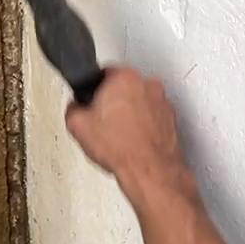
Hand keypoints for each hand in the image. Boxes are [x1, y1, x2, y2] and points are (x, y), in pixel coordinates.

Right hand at [64, 66, 195, 200]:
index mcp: (124, 77)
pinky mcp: (171, 119)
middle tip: (102, 121)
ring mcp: (162, 102)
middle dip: (112, 101)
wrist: (149, 170)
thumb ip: (72, 107)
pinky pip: (152, 117)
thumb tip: (75, 107)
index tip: (90, 102)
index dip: (93, 90)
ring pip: (139, 102)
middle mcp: (147, 84)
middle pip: (123, 87)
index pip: (103, 73)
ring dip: (129, 113)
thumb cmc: (121, 147)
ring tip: (118, 135)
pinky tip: (132, 141)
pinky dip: (143, 126)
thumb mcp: (76, 125)